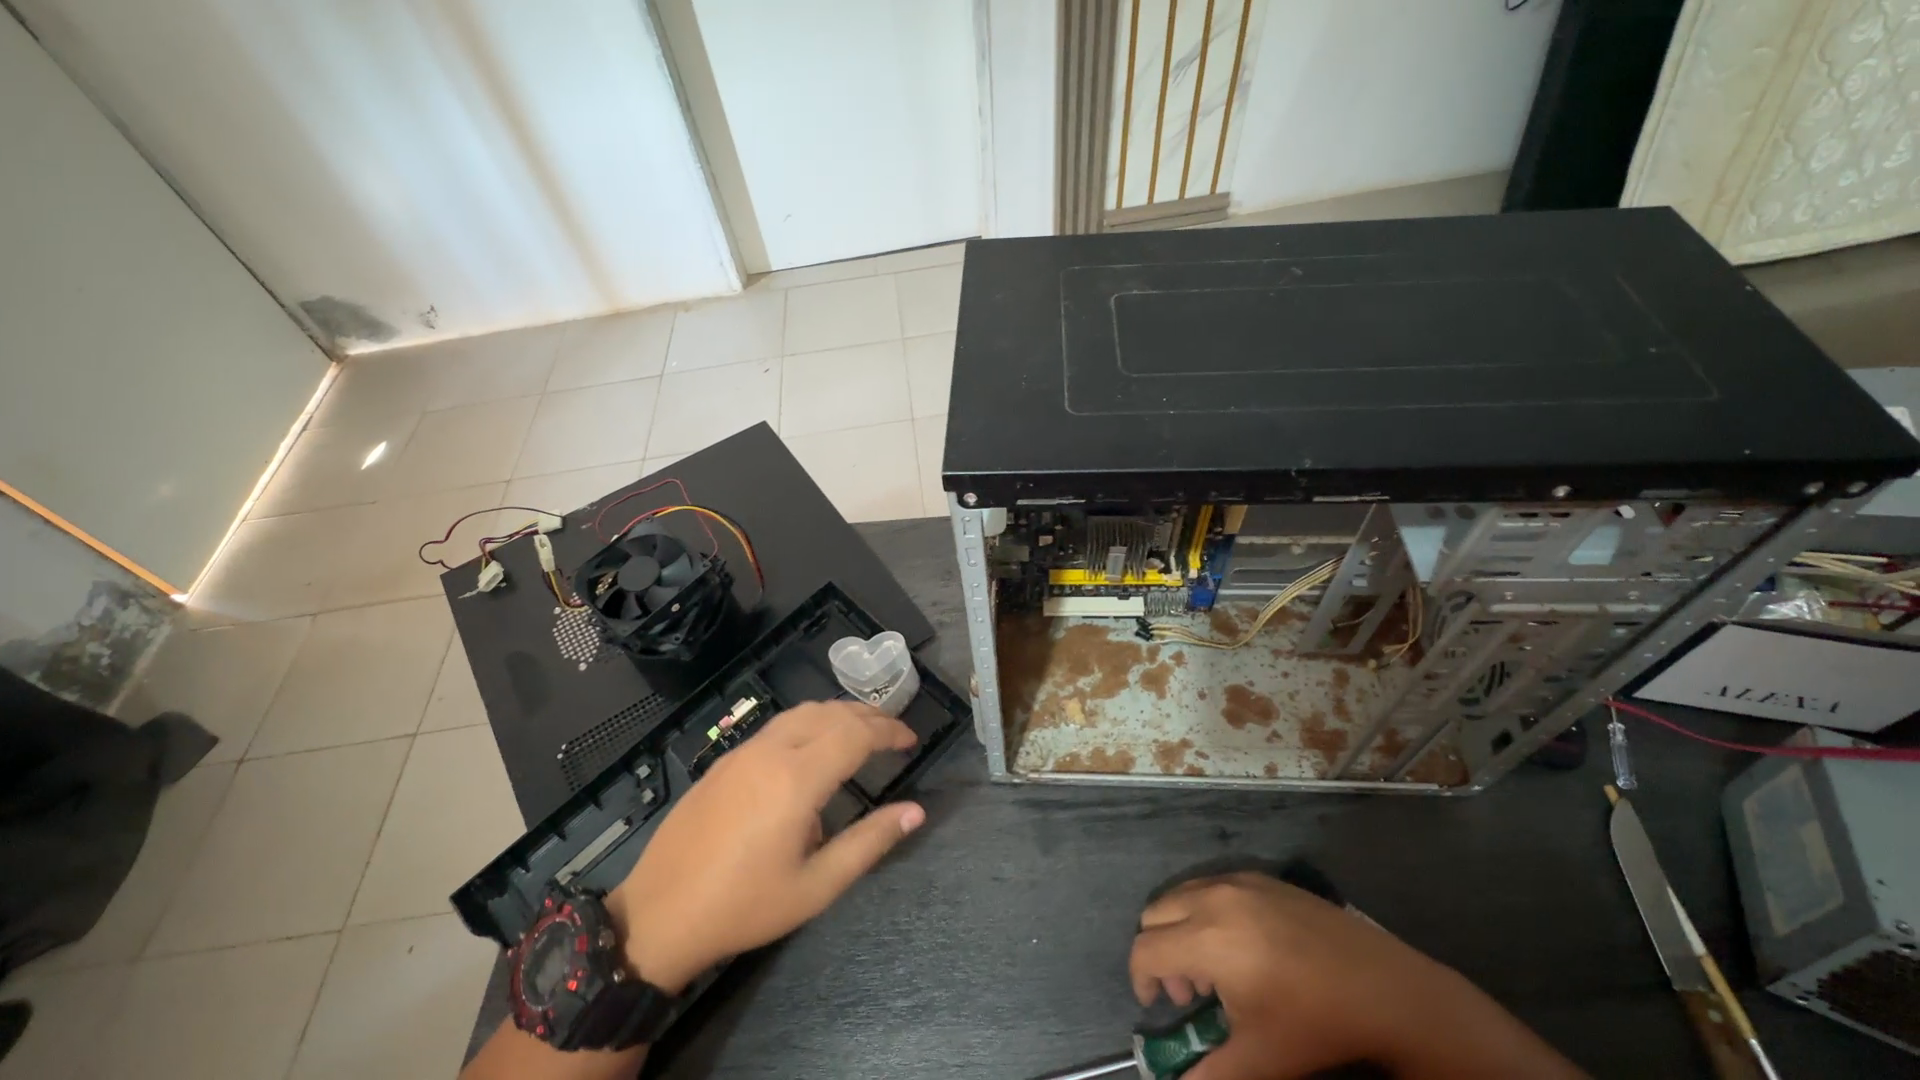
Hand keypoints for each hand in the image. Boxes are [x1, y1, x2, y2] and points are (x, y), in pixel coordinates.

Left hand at [604, 702, 924, 993]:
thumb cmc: (744, 906)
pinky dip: (808, 724)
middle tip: (894, 732)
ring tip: (861, 732)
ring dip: (836, 715)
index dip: (888, 731)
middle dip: (867, 716)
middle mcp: (769, 753)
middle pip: (829, 713)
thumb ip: (869, 843)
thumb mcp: (816, 886)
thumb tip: (914, 812)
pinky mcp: (722, 764)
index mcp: (796, 780)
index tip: (911, 740)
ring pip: (799, 713)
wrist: (659, 915)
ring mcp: (740, 754)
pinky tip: (813, 751)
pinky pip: (775, 727)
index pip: (855, 734)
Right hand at [1129, 874, 1583, 1079]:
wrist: (1387, 989)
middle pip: (1155, 914)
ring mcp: (1241, 881)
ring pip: (1181, 894)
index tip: (1162, 1005)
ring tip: (1215, 967)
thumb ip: (1206, 1074)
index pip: (1145, 949)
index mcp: (1208, 939)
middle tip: (1191, 990)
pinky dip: (1206, 910)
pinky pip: (1212, 885)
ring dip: (1181, 928)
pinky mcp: (1265, 878)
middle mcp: (1216, 898)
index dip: (1141, 981)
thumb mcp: (1259, 1061)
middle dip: (1160, 951)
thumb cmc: (1318, 1025)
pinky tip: (1242, 944)